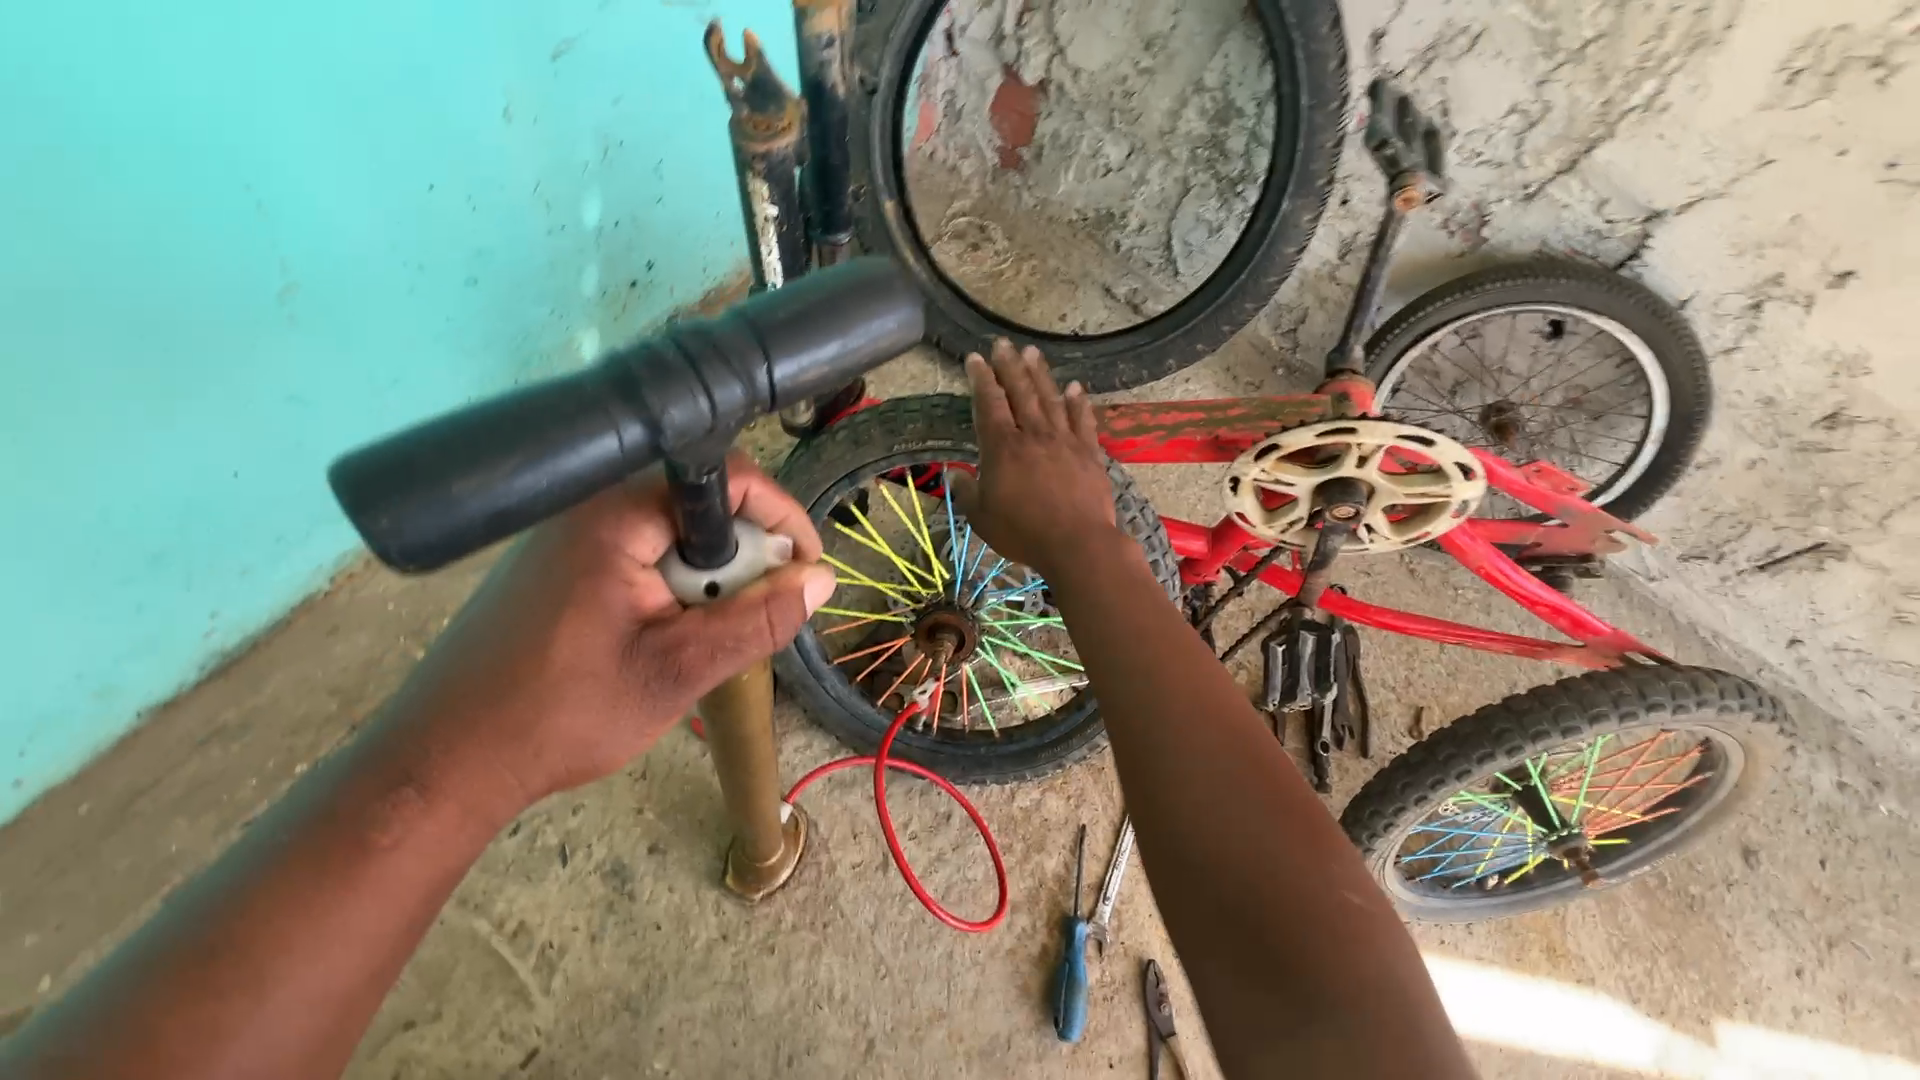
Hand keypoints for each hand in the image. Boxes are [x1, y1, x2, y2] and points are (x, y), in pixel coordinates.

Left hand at [386, 453, 835, 821]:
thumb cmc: (564, 713)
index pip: (727, 480)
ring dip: (709, 582)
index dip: (780, 519)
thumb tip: (821, 581)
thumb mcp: (680, 671)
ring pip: (675, 537)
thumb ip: (758, 621)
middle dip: (745, 561)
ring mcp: (570, 535)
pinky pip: (642, 555)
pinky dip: (674, 590)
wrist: (448, 759)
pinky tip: (665, 639)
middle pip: (703, 508)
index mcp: (617, 515)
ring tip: (706, 640)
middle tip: (754, 619)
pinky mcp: (560, 565)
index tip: (805, 571)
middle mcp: (591, 507)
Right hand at [949, 339, 1124, 582]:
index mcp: (1003, 448)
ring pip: (1050, 399)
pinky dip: (1078, 403)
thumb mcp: (982, 518)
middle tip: (1002, 344)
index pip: (989, 404)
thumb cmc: (1023, 533)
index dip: (981, 379)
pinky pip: (1082, 421)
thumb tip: (954, 474)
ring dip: (1040, 375)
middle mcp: (1033, 435)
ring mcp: (1064, 442)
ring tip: (1032, 352)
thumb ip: (967, 492)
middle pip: (1020, 392)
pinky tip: (1074, 387)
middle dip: (1009, 366)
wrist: (1077, 544)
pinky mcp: (1089, 454)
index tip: (975, 359)